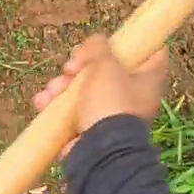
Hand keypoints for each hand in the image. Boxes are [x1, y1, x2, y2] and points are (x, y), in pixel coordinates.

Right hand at [33, 34, 169, 150]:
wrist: (100, 152)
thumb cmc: (110, 104)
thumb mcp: (106, 66)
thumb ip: (100, 48)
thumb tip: (97, 41)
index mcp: (148, 79)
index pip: (150, 52)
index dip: (129, 43)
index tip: (108, 42)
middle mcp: (134, 97)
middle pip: (106, 70)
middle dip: (80, 67)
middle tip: (69, 69)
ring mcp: (112, 115)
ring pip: (84, 90)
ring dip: (62, 86)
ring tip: (52, 91)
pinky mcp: (91, 130)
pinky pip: (73, 111)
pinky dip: (57, 106)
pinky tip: (43, 103)